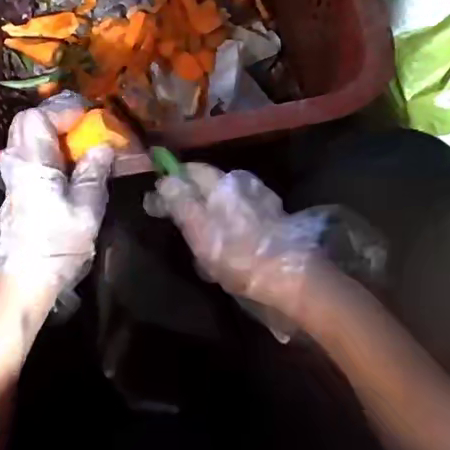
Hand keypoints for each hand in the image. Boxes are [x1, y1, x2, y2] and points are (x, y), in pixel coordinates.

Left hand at [0, 98, 114, 324]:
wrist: (25, 280)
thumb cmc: (57, 245)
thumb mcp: (86, 210)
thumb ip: (94, 173)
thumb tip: (103, 147)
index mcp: (32, 164)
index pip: (37, 118)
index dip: (63, 111)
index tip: (88, 115)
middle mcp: (16, 164)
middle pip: (25, 123)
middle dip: (54, 116)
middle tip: (83, 124)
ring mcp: (12, 177)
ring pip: (24, 138)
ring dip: (50, 132)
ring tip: (79, 141)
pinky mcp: (15, 190)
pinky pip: (27, 155)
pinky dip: (46, 148)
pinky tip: (68, 162)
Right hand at [149, 163, 327, 324]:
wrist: (292, 279)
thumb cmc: (238, 254)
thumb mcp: (199, 229)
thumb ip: (179, 202)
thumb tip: (164, 180)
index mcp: (223, 182)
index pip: (190, 170)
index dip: (171, 180)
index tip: (157, 198)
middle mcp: (244, 185)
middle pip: (208, 186)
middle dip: (190, 200)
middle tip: (175, 223)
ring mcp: (262, 203)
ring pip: (225, 203)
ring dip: (210, 217)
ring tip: (201, 244)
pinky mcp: (275, 223)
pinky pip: (241, 219)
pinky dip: (228, 229)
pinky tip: (227, 249)